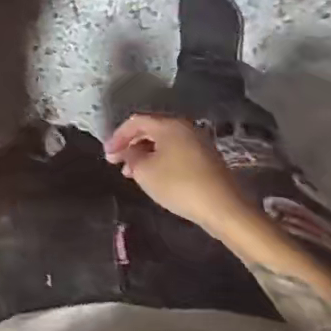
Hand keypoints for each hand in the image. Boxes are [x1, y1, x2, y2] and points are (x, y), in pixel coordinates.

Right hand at [103, 114, 250, 230]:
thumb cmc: (178, 185)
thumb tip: (129, 150)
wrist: (223, 208)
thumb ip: (130, 155)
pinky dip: (159, 160)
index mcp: (169, 125)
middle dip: (130, 145)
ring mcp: (199, 143)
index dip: (117, 136)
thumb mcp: (143, 170)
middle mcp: (185, 129)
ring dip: (143, 154)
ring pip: (163, 142)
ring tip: (131, 172)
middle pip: (150, 130)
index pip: (135, 122)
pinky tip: (152, 175)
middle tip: (116, 162)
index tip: (107, 154)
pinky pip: (175, 152)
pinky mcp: (206, 159)